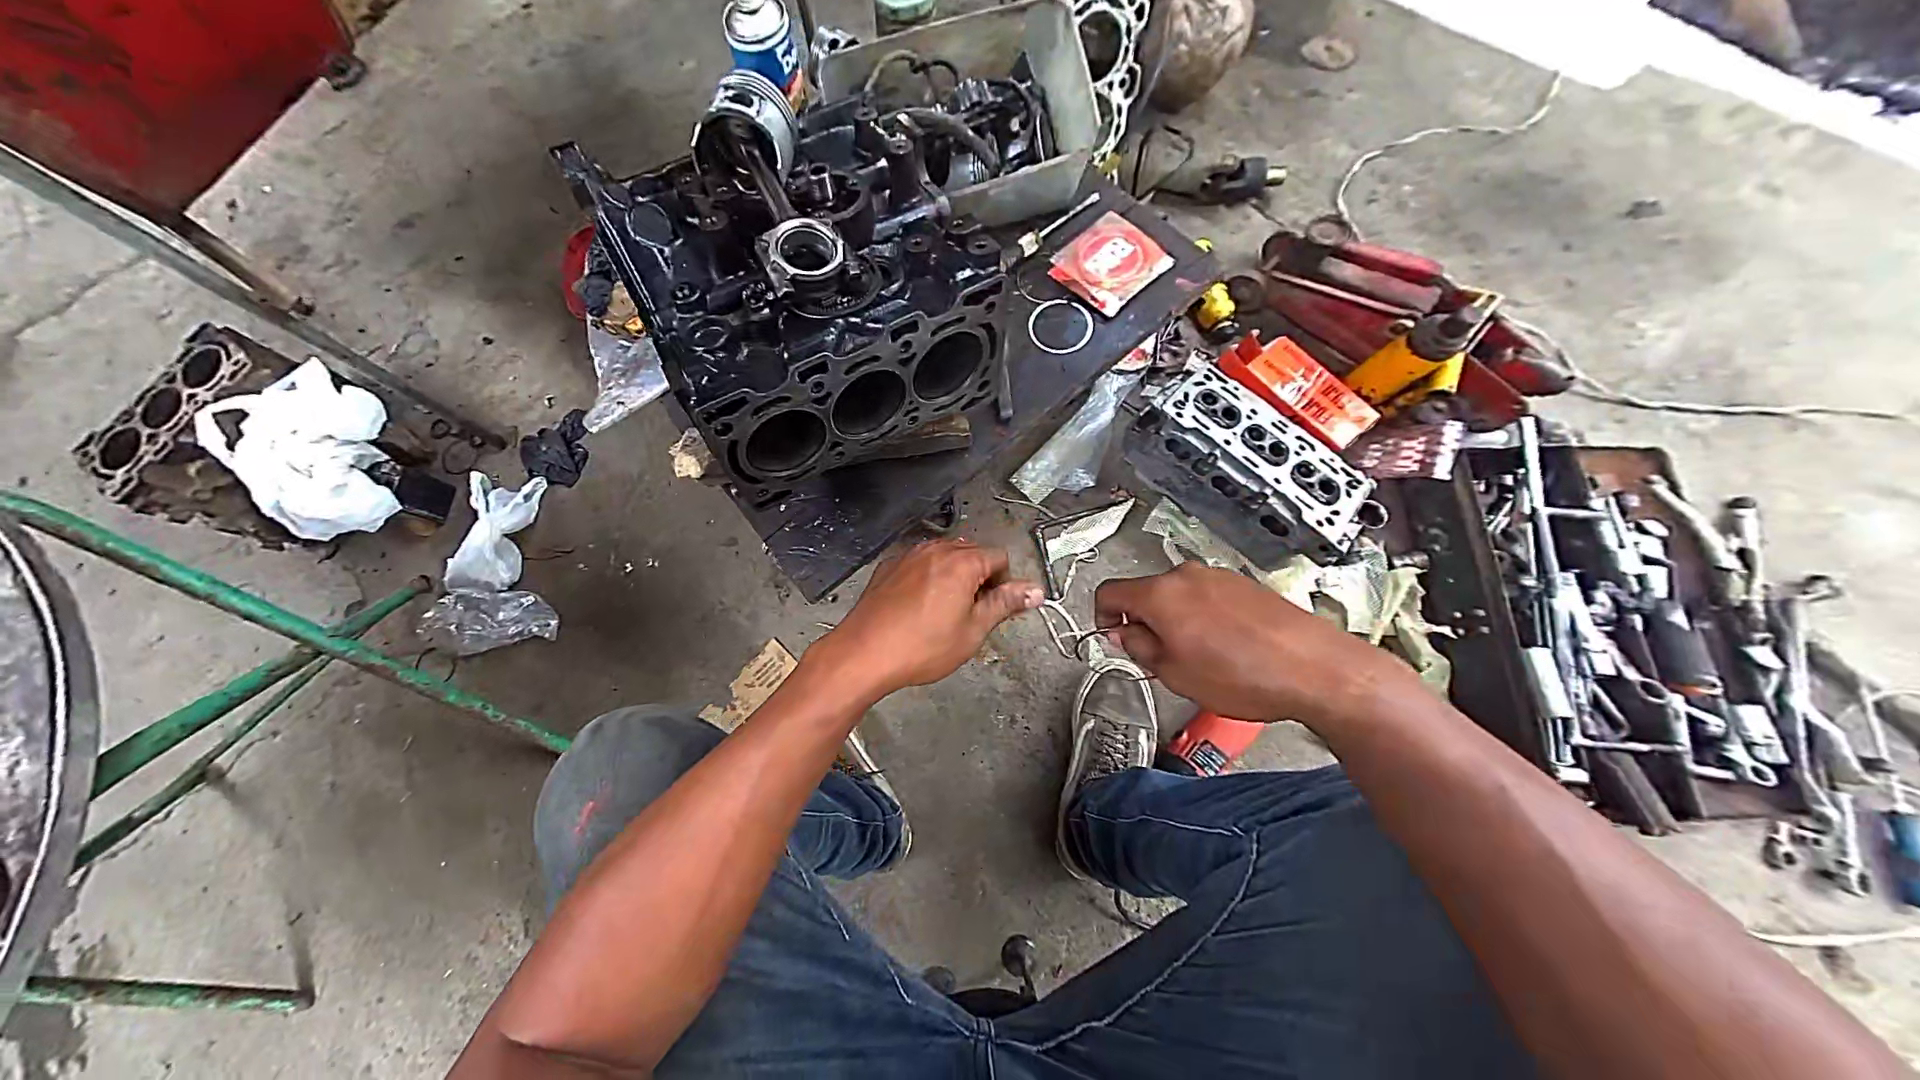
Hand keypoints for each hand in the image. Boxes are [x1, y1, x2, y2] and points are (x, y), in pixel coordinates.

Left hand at [813, 539, 1043, 701]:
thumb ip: (1005, 604)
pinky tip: (919, 611)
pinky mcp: (889, 567)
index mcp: (962, 562)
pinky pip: (919, 566)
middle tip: (972, 615)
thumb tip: (1032, 592)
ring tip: (943, 616)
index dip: (1004, 584)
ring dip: (952, 580)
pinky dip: (927, 581)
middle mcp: (935, 551)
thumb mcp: (973, 630)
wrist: (864, 653)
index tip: (997, 606)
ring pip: (944, 559)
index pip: (1000, 558)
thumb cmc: (916, 647)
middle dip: (979, 580)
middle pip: (972, 554)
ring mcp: (909, 557)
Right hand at [1094, 563, 1416, 728]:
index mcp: (1160, 594)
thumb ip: (1139, 648)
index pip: (1109, 592)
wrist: (1315, 669)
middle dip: (1144, 623)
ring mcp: (1218, 577)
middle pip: (1145, 593)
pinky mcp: (1243, 585)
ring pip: (1178, 596)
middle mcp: (1186, 576)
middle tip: (1159, 658)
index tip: (1112, 634)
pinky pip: (1207, 598)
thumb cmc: (1248, 674)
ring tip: (1199, 660)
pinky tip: (1225, 650)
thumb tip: (1128, 634)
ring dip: (1176, 622)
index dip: (1103, 617)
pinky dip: (1204, 619)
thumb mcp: (1174, 674)